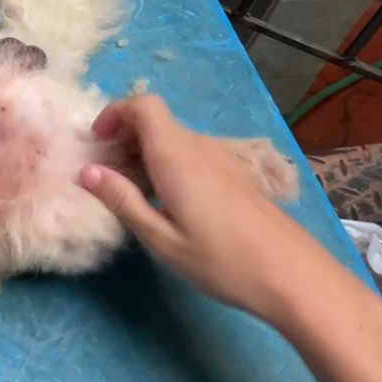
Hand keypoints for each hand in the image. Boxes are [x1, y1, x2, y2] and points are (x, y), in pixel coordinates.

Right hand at [76, 96, 353, 329]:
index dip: (114, 113)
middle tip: (106, 174)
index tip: (97, 142)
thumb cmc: (223, 261)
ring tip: (133, 192)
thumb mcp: (161, 239)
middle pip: (155, 121)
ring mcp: (221, 160)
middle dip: (124, 138)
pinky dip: (167, 164)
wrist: (295, 277)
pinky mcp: (234, 175)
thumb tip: (86, 171)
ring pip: (172, 139)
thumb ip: (123, 201)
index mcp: (176, 155)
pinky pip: (190, 155)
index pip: (143, 105)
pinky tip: (168, 203)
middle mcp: (198, 147)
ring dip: (145, 153)